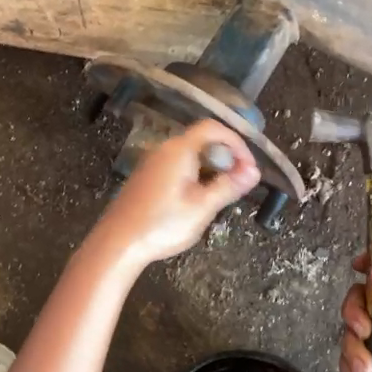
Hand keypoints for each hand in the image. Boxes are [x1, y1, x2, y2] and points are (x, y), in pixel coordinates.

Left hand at [85, 120, 260, 267]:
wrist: (118, 243)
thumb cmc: (162, 224)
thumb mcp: (202, 207)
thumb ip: (228, 186)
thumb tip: (254, 170)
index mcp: (179, 150)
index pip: (213, 128)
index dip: (236, 142)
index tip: (248, 167)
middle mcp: (164, 149)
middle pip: (202, 140)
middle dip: (225, 157)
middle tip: (239, 183)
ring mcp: (152, 163)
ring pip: (189, 155)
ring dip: (210, 168)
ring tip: (221, 194)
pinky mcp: (146, 178)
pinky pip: (177, 166)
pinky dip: (194, 175)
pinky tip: (196, 200)